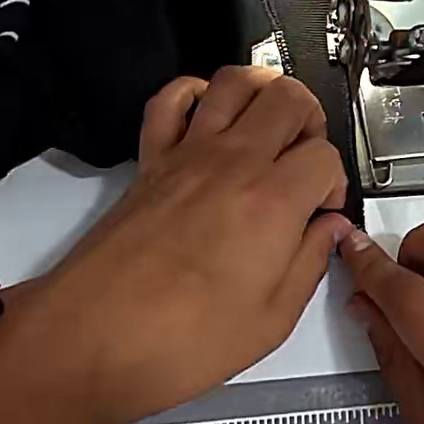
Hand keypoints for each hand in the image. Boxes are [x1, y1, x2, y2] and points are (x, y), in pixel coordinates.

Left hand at [0, 68, 350, 423]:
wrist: (88, 341)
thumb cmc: (182, 341)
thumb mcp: (271, 320)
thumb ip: (311, 262)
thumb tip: (331, 228)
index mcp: (273, 202)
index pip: (325, 154)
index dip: (335, 180)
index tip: (323, 210)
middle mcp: (234, 162)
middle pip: (289, 97)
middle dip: (311, 120)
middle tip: (305, 158)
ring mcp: (188, 153)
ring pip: (235, 82)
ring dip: (263, 90)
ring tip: (270, 124)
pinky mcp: (150, 159)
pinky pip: (169, 100)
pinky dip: (194, 92)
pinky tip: (210, 117)